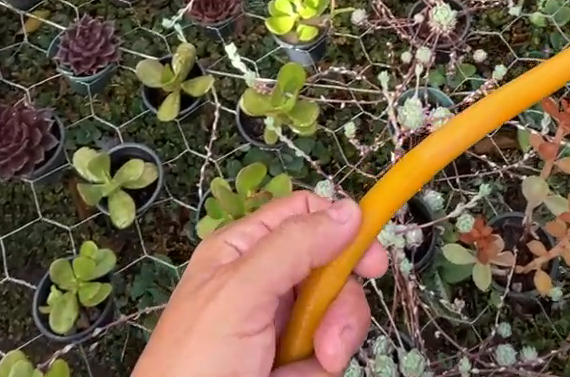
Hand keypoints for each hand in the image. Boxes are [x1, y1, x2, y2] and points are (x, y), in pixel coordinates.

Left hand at [133, 191, 388, 376]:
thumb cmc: (199, 362)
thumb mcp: (241, 293)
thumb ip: (294, 246)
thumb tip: (350, 209)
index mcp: (244, 250)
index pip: (302, 214)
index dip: (339, 225)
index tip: (370, 256)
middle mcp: (265, 281)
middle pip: (330, 264)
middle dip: (341, 298)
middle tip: (336, 331)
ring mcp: (280, 325)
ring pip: (336, 310)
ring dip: (337, 336)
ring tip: (319, 362)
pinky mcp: (293, 365)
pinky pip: (329, 352)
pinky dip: (323, 367)